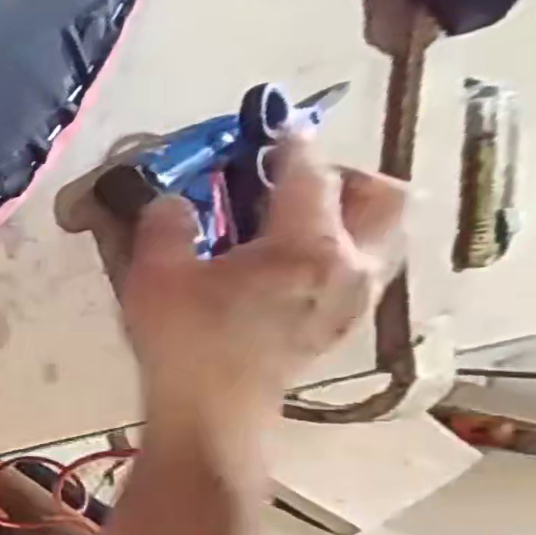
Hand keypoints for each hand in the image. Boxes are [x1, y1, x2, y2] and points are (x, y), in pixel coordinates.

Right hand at [115, 136, 405, 423]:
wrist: (211, 407)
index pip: (309, 176)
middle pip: (380, 194)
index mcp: (306, 247)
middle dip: (340, 175)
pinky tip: (291, 260)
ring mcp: (357, 295)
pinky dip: (338, 246)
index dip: (290, 144)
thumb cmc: (182, 339)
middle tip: (290, 179)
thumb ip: (165, 226)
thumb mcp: (154, 276)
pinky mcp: (346, 319)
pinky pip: (365, 263)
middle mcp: (351, 263)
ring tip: (293, 218)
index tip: (275, 127)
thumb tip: (172, 202)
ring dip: (346, 211)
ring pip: (382, 230)